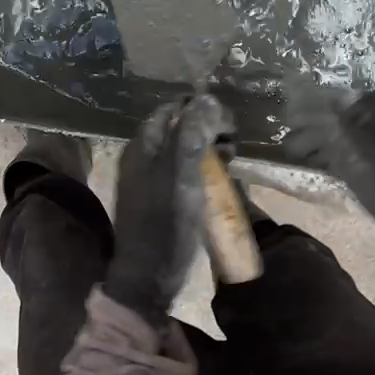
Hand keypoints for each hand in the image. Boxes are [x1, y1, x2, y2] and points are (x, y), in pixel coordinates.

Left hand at [102, 95, 233, 325]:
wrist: (148, 276)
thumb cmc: (165, 220)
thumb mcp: (182, 172)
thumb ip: (192, 133)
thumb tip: (206, 98)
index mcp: (142, 146)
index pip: (170, 110)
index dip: (198, 108)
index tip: (227, 118)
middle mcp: (142, 158)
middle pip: (177, 129)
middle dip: (206, 128)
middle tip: (232, 139)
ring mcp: (149, 181)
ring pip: (182, 152)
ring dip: (206, 149)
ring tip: (230, 157)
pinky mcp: (160, 202)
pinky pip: (183, 174)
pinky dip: (202, 170)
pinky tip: (219, 179)